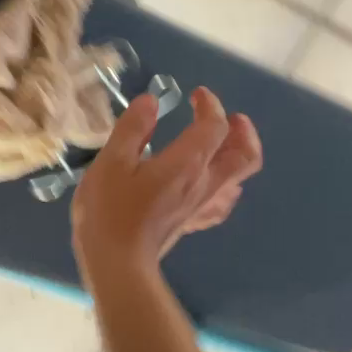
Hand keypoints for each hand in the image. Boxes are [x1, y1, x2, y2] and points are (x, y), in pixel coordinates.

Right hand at [71, 87, 262, 277]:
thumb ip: (132, 129)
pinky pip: (223, 201)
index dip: (210, 106)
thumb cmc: (108, 207)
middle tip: (230, 117)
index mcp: (185, 164)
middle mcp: (204, 182)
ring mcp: (202, 205)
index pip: (212, 128)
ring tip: (225, 145)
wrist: (116, 257)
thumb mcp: (110, 162)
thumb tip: (151, 101)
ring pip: (238, 178)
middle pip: (243, 155)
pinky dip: (227, 186)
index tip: (196, 94)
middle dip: (242, 132)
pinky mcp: (193, 221)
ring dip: (238, 155)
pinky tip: (215, 185)